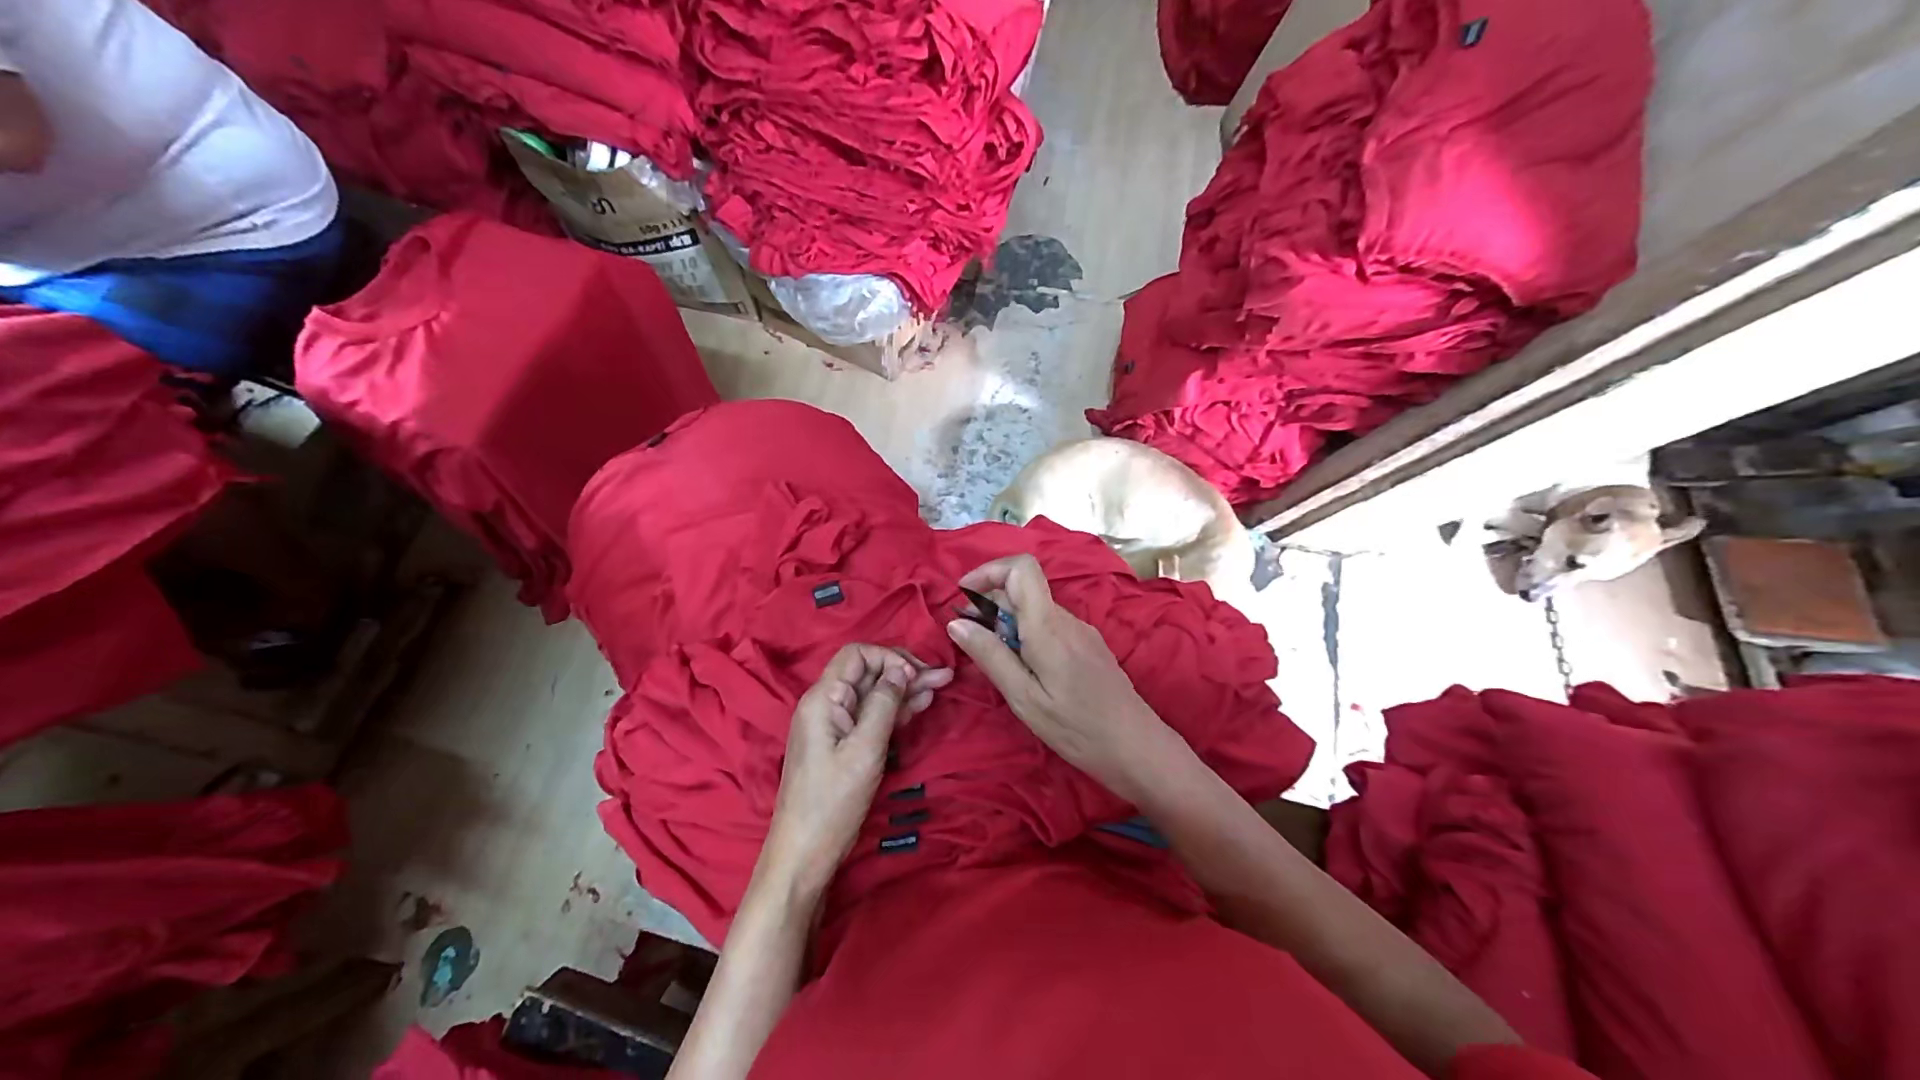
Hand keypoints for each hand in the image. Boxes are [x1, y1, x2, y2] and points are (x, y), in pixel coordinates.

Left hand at [759, 644, 951, 903]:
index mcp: (823, 699)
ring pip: (873, 694)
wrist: (804, 853)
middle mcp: (826, 705)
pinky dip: (895, 709)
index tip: (916, 676)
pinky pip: (871, 716)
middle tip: (944, 677)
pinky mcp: (843, 745)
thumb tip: (900, 669)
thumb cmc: (832, 802)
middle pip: (868, 672)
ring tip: (941, 687)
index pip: (857, 655)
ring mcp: (834, 725)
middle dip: (904, 671)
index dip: (889, 658)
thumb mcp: (864, 750)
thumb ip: (883, 704)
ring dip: (905, 689)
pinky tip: (920, 705)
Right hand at [945, 555, 1179, 803]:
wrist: (1137, 748)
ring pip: (1034, 609)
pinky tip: (1023, 670)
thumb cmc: (1078, 730)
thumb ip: (990, 656)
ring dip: (1007, 623)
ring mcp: (1081, 630)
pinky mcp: (1088, 645)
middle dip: (989, 605)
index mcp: (1048, 626)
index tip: (964, 598)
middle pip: (1023, 589)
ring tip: (996, 662)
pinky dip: (1026, 635)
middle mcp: (1066, 619)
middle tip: (971, 642)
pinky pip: (1049, 626)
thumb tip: (956, 623)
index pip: (1021, 567)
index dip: (988, 571)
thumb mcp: (1024, 698)